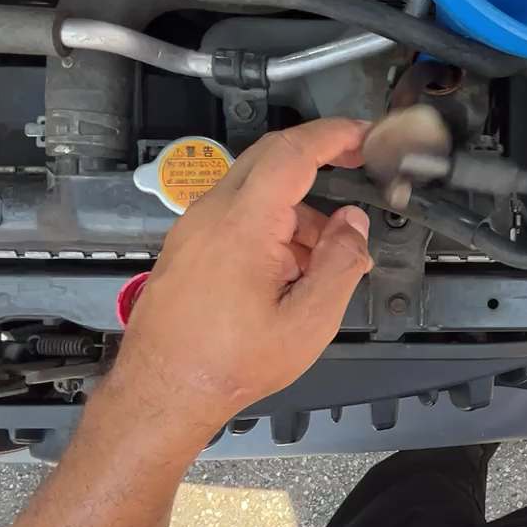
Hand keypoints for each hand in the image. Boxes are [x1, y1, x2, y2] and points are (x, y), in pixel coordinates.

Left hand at [95, 119, 373, 450]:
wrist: (164, 393)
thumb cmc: (228, 363)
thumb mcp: (309, 321)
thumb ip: (341, 263)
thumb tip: (353, 225)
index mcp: (243, 224)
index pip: (293, 153)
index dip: (334, 135)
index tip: (362, 133)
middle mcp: (212, 215)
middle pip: (272, 158)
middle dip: (319, 157)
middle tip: (356, 164)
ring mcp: (195, 228)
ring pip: (258, 190)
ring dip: (299, 208)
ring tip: (326, 257)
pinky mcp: (189, 246)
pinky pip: (239, 215)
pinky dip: (275, 226)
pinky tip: (292, 269)